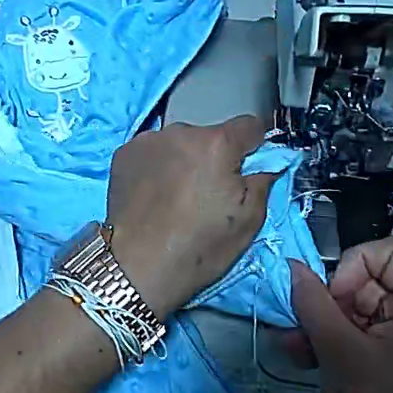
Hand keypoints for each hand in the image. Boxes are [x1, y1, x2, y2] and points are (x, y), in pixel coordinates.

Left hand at [106, 115, 273, 314]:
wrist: (139, 266)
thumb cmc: (200, 245)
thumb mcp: (251, 218)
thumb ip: (264, 179)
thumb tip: (267, 163)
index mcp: (217, 143)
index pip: (250, 125)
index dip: (254, 146)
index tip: (248, 168)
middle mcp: (182, 132)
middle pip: (211, 136)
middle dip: (215, 156)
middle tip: (209, 192)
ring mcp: (149, 141)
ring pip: (180, 143)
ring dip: (185, 159)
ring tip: (177, 196)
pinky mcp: (125, 153)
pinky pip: (153, 151)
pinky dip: (158, 166)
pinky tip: (154, 194)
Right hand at [288, 237, 392, 392]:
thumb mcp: (340, 355)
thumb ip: (313, 304)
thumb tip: (290, 266)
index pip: (390, 253)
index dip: (353, 267)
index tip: (334, 303)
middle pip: (372, 279)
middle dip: (331, 301)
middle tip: (303, 327)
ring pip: (361, 307)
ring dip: (324, 322)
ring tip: (296, 347)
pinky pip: (363, 332)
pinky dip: (335, 340)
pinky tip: (306, 357)